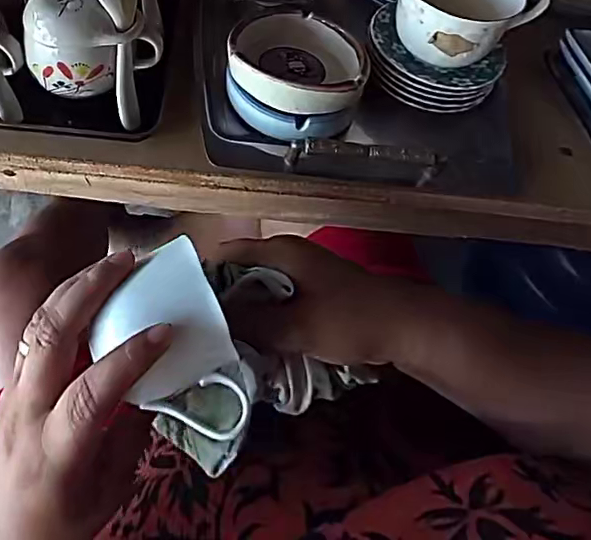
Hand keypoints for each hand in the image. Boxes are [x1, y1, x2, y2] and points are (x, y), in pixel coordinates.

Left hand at [0, 250, 173, 539]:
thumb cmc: (60, 520)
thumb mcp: (109, 490)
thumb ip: (133, 432)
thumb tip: (159, 379)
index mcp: (56, 449)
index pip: (91, 391)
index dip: (130, 357)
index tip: (165, 331)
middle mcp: (28, 408)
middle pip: (52, 333)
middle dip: (91, 288)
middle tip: (127, 262)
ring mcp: (13, 387)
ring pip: (39, 320)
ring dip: (76, 283)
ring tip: (110, 262)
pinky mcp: (10, 376)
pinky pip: (35, 327)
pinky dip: (62, 298)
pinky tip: (86, 284)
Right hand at [214, 236, 416, 367]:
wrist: (405, 327)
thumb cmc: (350, 319)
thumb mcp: (298, 326)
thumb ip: (254, 322)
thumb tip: (213, 319)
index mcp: (280, 250)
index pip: (228, 252)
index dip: (205, 272)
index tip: (185, 298)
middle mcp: (286, 254)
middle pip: (241, 270)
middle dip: (222, 296)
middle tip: (199, 323)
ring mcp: (301, 271)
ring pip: (259, 287)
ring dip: (244, 309)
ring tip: (221, 335)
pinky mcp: (312, 290)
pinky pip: (276, 298)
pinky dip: (264, 315)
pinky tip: (255, 339)